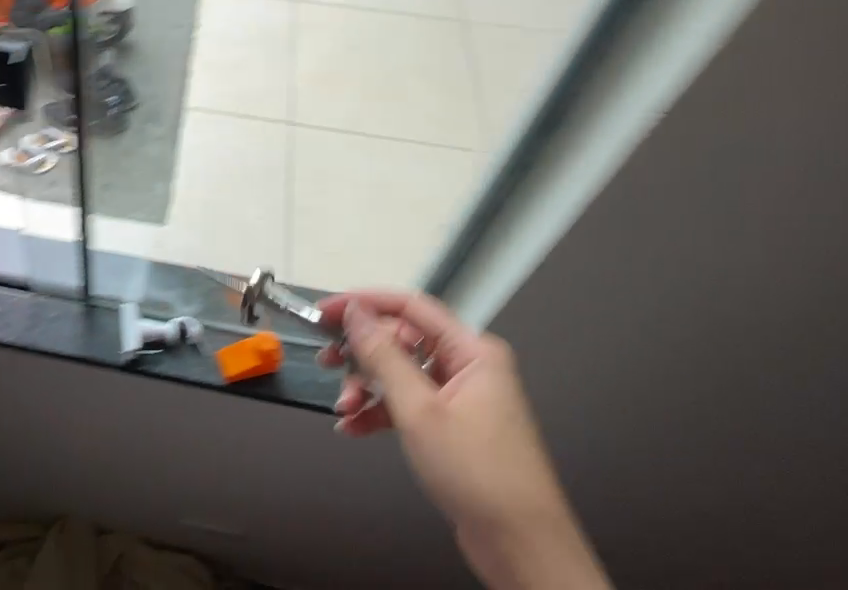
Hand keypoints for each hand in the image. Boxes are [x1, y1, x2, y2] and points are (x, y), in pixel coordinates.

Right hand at [318, 290, 609, 589]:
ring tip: (345, 407)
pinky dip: (379, 411)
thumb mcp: (419, 409)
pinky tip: (354, 426)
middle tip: (327, 361)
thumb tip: (356, 313)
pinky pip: (406, 402)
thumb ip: (382, 355)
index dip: (364, 304)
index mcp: (471, 351)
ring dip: (366, 386)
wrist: (520, 544)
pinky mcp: (451, 424)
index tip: (326, 311)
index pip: (409, 307)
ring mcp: (460, 396)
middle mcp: (468, 366)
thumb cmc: (479, 474)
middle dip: (361, 354)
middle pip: (400, 340)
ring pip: (399, 372)